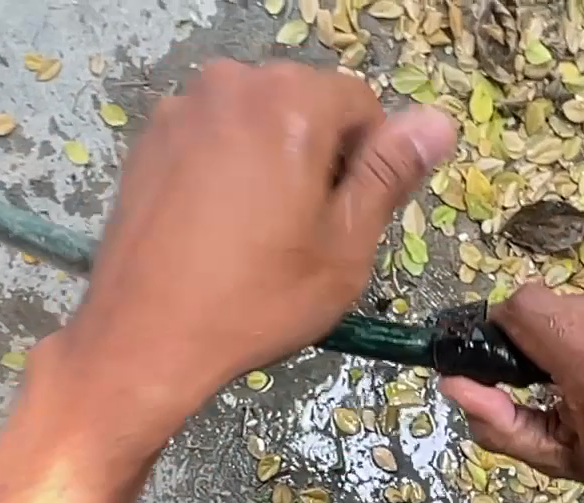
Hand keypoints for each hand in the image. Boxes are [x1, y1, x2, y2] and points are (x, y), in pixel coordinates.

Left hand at [40, 61, 454, 452]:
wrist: (146, 337)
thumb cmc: (257, 302)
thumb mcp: (342, 250)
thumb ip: (389, 176)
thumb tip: (437, 121)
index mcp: (292, 102)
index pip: (361, 106)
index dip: (368, 165)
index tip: (346, 222)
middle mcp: (232, 84)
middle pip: (304, 108)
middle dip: (317, 160)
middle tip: (302, 236)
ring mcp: (181, 110)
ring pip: (255, 125)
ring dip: (270, 166)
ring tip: (255, 238)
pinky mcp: (147, 143)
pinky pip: (210, 142)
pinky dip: (226, 173)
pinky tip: (215, 232)